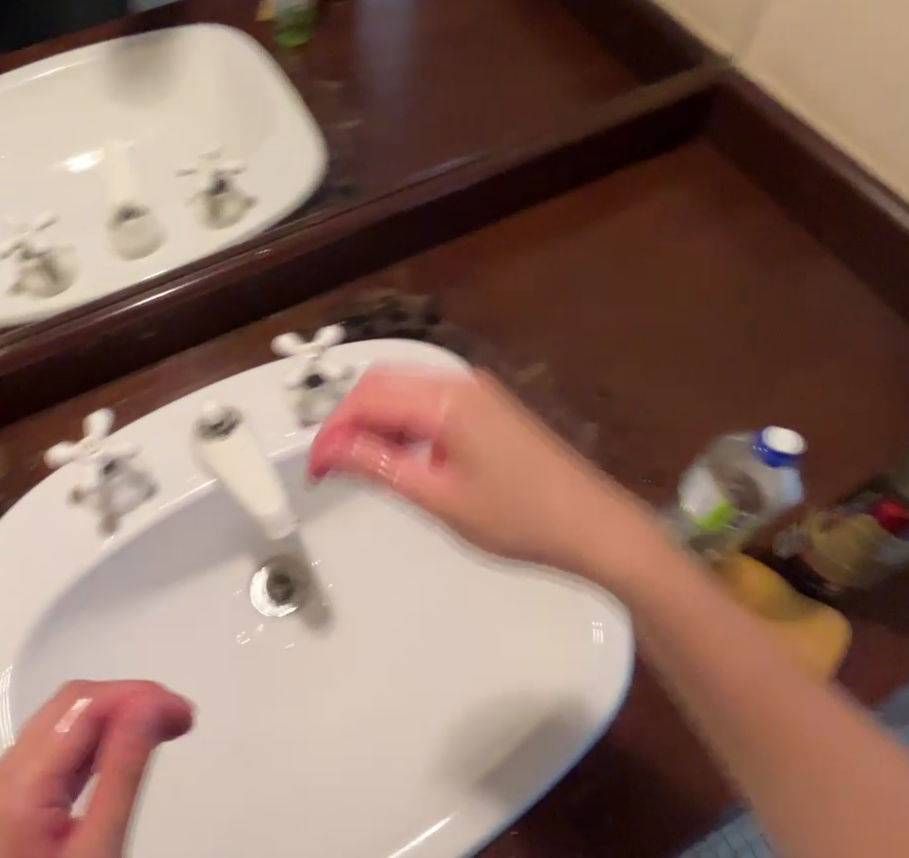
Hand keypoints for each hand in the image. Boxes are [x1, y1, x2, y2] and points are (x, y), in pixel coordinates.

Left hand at [0, 680, 193, 857]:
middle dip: (129, 700)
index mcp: (14, 791)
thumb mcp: (98, 854)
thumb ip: (124, 772)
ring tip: (164, 730)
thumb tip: (154, 704)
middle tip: (180, 720)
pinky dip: (94, 741)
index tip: (186, 714)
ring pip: (60, 723)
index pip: (81, 706)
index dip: (138, 695)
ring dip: (114, 716)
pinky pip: (53, 753)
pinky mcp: (3, 811)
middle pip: (68, 706)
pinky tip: (125, 752)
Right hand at [308, 368, 657, 578]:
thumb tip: (332, 451)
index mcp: (446, 400)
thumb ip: (380, 466)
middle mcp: (460, 382)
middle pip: (383, 383)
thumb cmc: (520, 519)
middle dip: (349, 420)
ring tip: (362, 467)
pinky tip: (403, 457)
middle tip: (333, 466)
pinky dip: (404, 422)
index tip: (315, 469)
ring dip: (376, 420)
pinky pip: (430, 399)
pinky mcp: (488, 405)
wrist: (593, 525)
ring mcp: (478, 390)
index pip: (367, 399)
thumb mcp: (439, 499)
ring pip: (405, 389)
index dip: (333, 432)